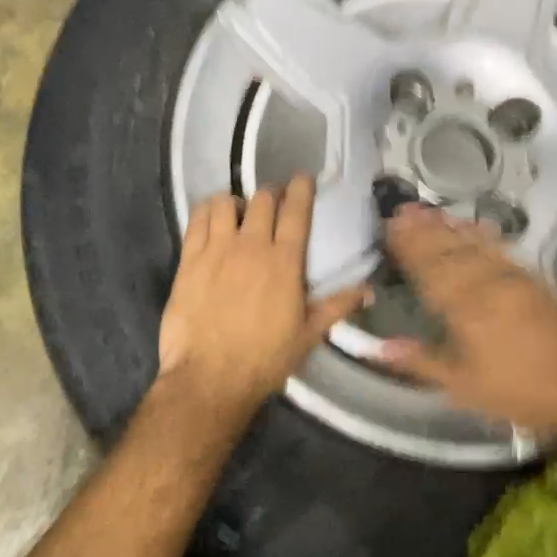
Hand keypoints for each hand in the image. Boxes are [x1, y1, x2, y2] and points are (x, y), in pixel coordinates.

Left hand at [157, 174, 367, 415]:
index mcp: (284, 262)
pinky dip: (207, 212)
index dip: (301, 189)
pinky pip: (196, 220)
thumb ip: (337, 307)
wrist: (209, 378)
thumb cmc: (264, 360)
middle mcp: (251, 245)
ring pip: (225, 203)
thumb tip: (368, 291)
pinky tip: (212, 219)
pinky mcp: (188, 259)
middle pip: (262, 200)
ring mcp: (216, 249)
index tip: (303, 178)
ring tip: (239, 211)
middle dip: (271, 193)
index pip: (296, 211)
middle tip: (274, 200)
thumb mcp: (308, 336)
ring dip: (236, 201)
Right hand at [377, 204, 556, 440]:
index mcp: (465, 311)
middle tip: (402, 210)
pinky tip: (472, 224)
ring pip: (473, 245)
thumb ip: (420, 362)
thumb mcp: (462, 387)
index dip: (408, 248)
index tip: (389, 228)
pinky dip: (481, 234)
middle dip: (423, 231)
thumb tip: (377, 347)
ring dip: (448, 227)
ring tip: (427, 210)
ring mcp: (512, 279)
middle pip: (449, 252)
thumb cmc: (518, 392)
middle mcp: (486, 286)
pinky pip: (500, 249)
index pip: (429, 271)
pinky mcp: (533, 280)